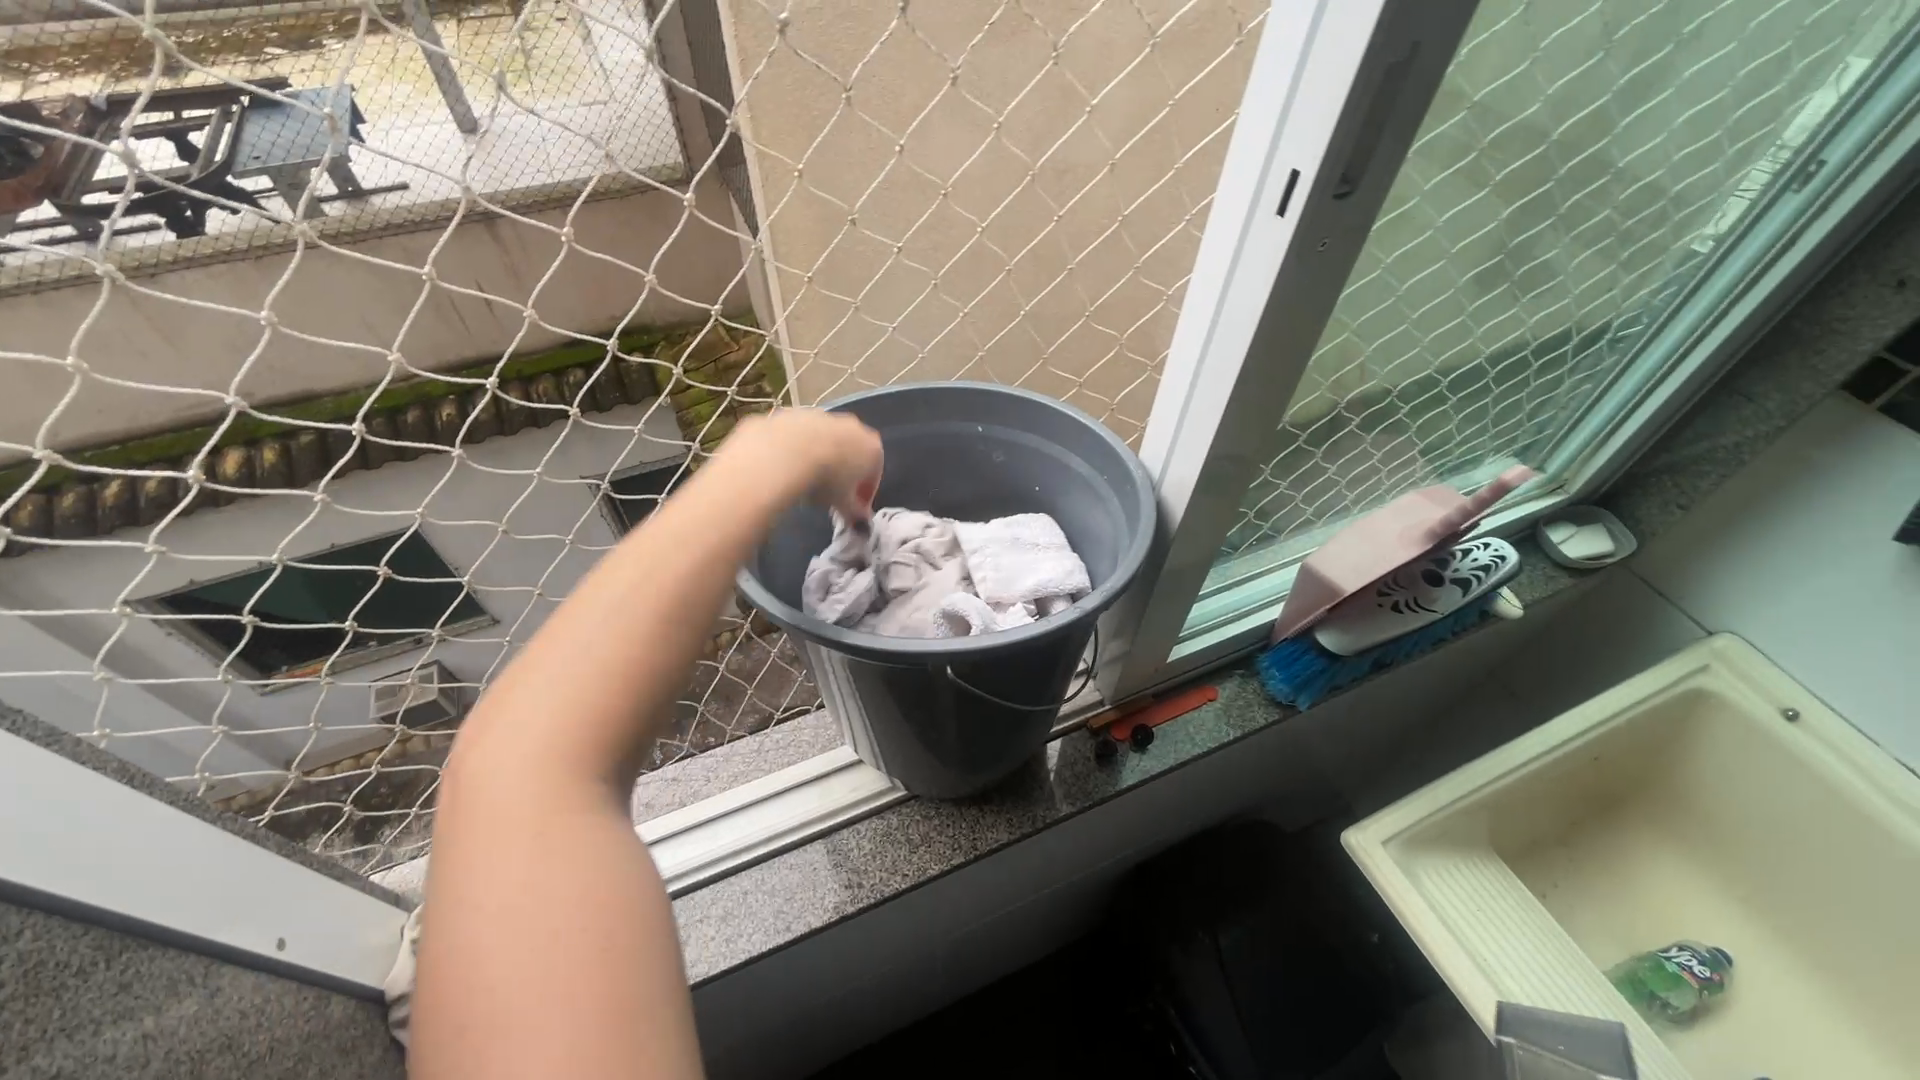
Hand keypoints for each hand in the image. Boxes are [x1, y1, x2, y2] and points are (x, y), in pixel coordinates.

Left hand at [728, 409, 882, 521]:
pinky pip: (806, 436)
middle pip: (853, 455)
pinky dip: (802, 449)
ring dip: (823, 460)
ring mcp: (828, 417)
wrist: (788, 449)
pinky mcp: (801, 414)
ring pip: (829, 443)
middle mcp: (856, 428)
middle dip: (844, 474)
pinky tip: (790, 465)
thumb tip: (861, 522)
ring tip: (807, 481)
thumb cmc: (827, 479)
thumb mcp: (843, 503)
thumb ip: (855, 513)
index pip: (874, 475)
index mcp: (873, 449)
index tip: (852, 509)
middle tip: (830, 495)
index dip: (863, 494)